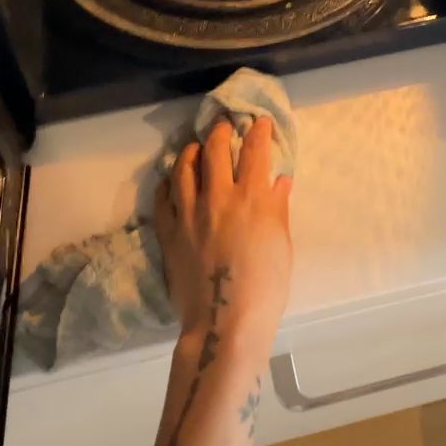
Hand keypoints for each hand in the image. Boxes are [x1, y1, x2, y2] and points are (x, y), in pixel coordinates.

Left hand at [155, 117, 293, 350]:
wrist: (224, 324)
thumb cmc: (265, 288)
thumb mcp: (282, 246)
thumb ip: (278, 209)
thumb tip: (280, 182)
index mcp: (251, 198)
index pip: (255, 152)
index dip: (259, 132)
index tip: (260, 121)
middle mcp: (218, 197)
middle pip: (215, 151)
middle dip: (221, 131)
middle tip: (224, 124)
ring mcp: (189, 214)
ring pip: (185, 168)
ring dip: (192, 151)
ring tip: (196, 146)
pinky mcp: (169, 233)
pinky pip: (163, 198)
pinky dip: (167, 182)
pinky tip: (170, 178)